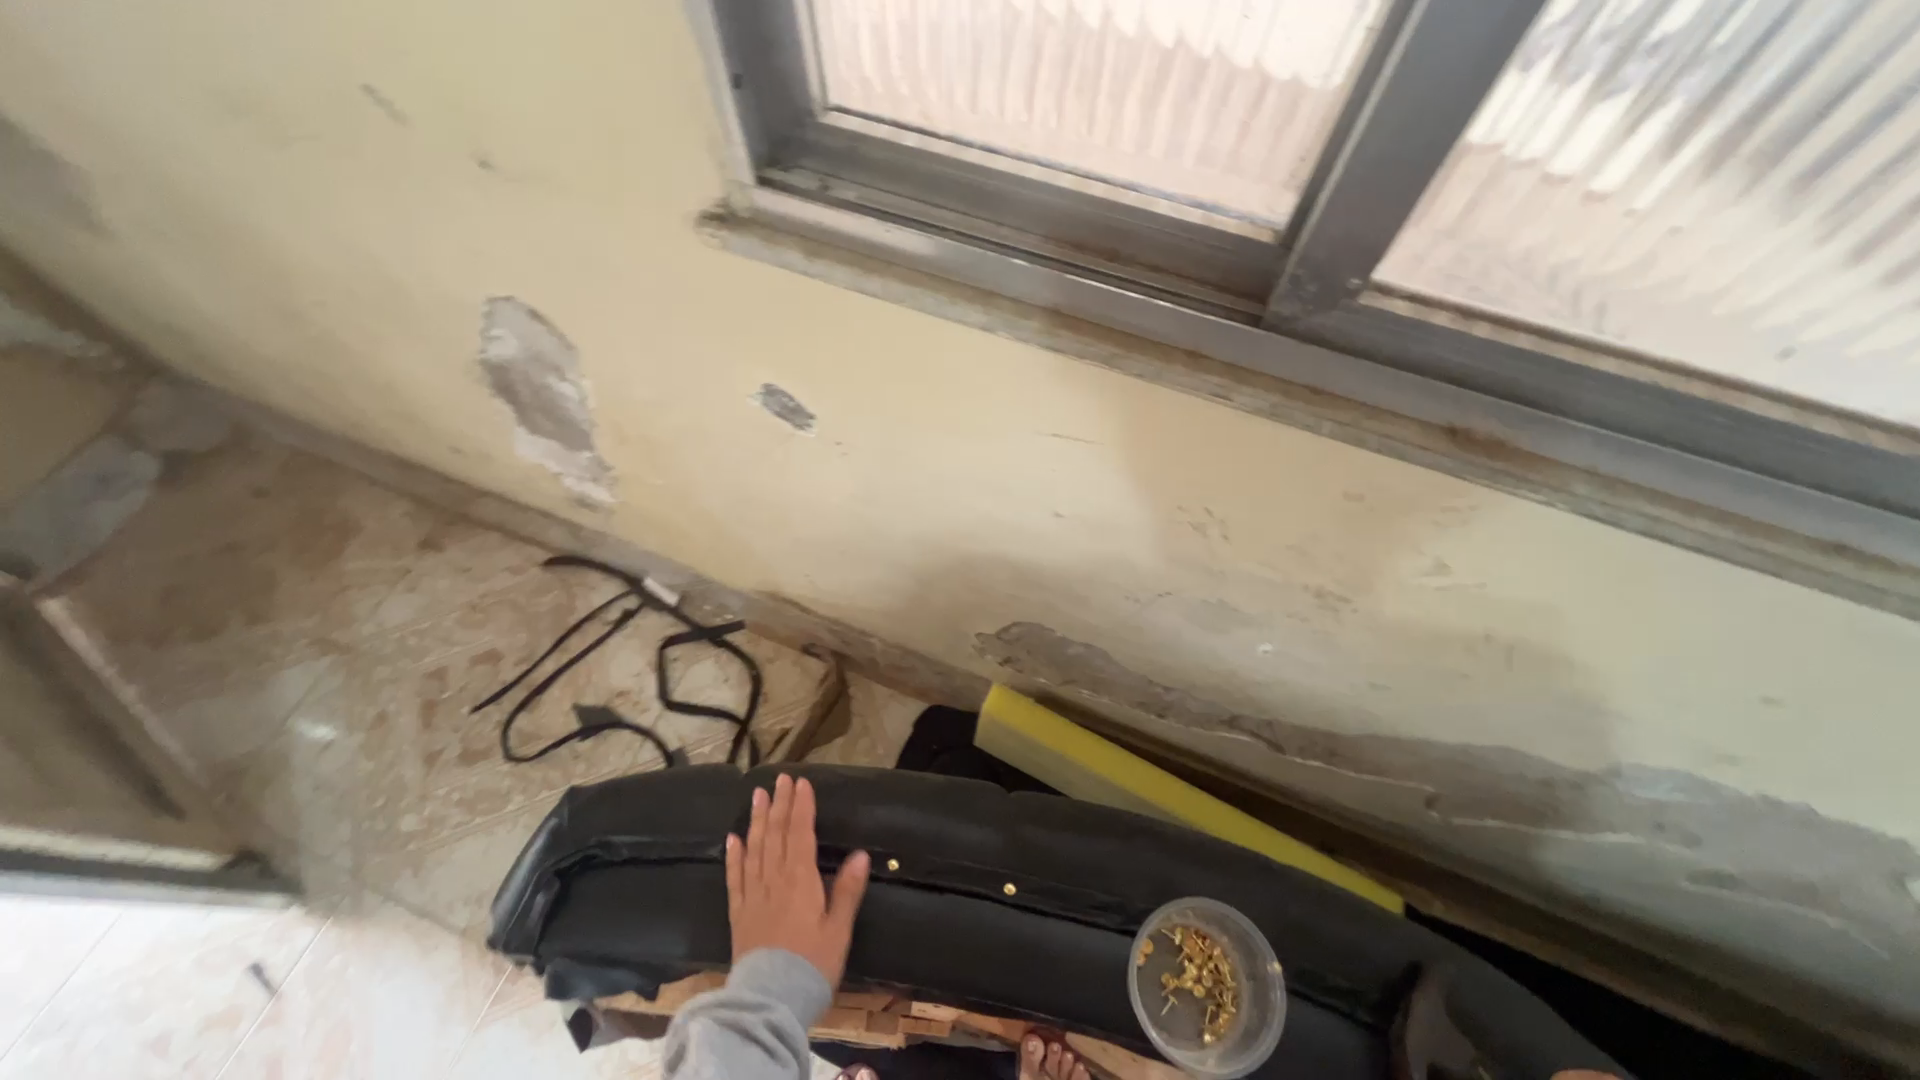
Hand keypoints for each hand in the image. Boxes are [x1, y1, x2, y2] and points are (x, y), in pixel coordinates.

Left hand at [726, 773, 870, 986]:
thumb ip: (847, 891)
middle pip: (776, 835)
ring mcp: (753, 895)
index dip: (801, 807)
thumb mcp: (839, 930)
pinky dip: (734, 855)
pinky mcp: (738, 913)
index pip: (800, 834)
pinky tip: (733, 838)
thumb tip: (860, 854)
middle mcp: (774, 880)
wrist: (770, 1001)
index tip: (801, 783)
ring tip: (756, 796)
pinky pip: (735, 877)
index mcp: (801, 880)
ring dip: (757, 821)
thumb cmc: (812, 965)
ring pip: (755, 849)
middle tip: (779, 778)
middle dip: (779, 805)